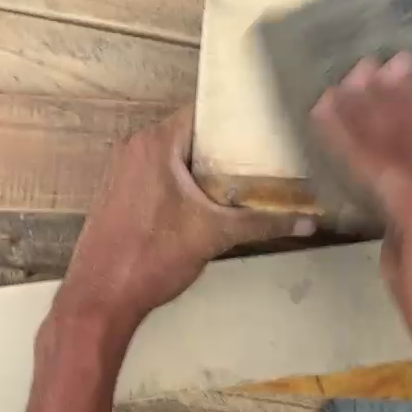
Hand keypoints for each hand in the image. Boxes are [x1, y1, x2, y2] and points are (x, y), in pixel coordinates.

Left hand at [55, 105, 312, 342]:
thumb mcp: (215, 236)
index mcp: (155, 144)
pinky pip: (157, 173)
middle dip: (224, 144)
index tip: (266, 124)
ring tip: (243, 176)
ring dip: (203, 165)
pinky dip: (182, 180)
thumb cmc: (153, 257)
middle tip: (263, 154)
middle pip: (189, 133)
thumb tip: (312, 223)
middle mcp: (135, 148)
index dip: (235, 116)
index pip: (202, 111)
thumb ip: (263, 223)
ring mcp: (122, 171)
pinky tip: (207, 200)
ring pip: (173, 155)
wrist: (99, 299)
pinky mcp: (117, 193)